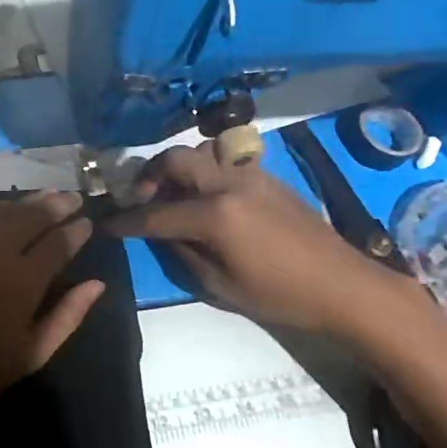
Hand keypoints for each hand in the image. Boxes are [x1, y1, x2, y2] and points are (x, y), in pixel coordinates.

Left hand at [0, 191, 105, 408]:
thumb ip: (69, 315)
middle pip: (33, 218)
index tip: (88, 223)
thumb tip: (97, 284)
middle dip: (57, 205)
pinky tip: (7, 205)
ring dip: (30, 200)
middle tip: (75, 197)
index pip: (58, 244)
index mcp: (24, 281)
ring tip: (50, 192)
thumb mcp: (35, 352)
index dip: (76, 231)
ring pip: (6, 211)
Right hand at [103, 142, 407, 333]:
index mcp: (216, 215)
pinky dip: (205, 170)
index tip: (106, 223)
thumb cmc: (280, 296)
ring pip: (202, 151)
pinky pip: (226, 160)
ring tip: (175, 195)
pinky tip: (207, 196)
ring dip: (179, 168)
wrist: (340, 283)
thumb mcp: (221, 285)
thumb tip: (161, 231)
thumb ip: (184, 252)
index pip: (157, 213)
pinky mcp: (268, 176)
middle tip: (142, 198)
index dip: (127, 221)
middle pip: (176, 159)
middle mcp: (230, 183)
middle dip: (149, 174)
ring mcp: (252, 174)